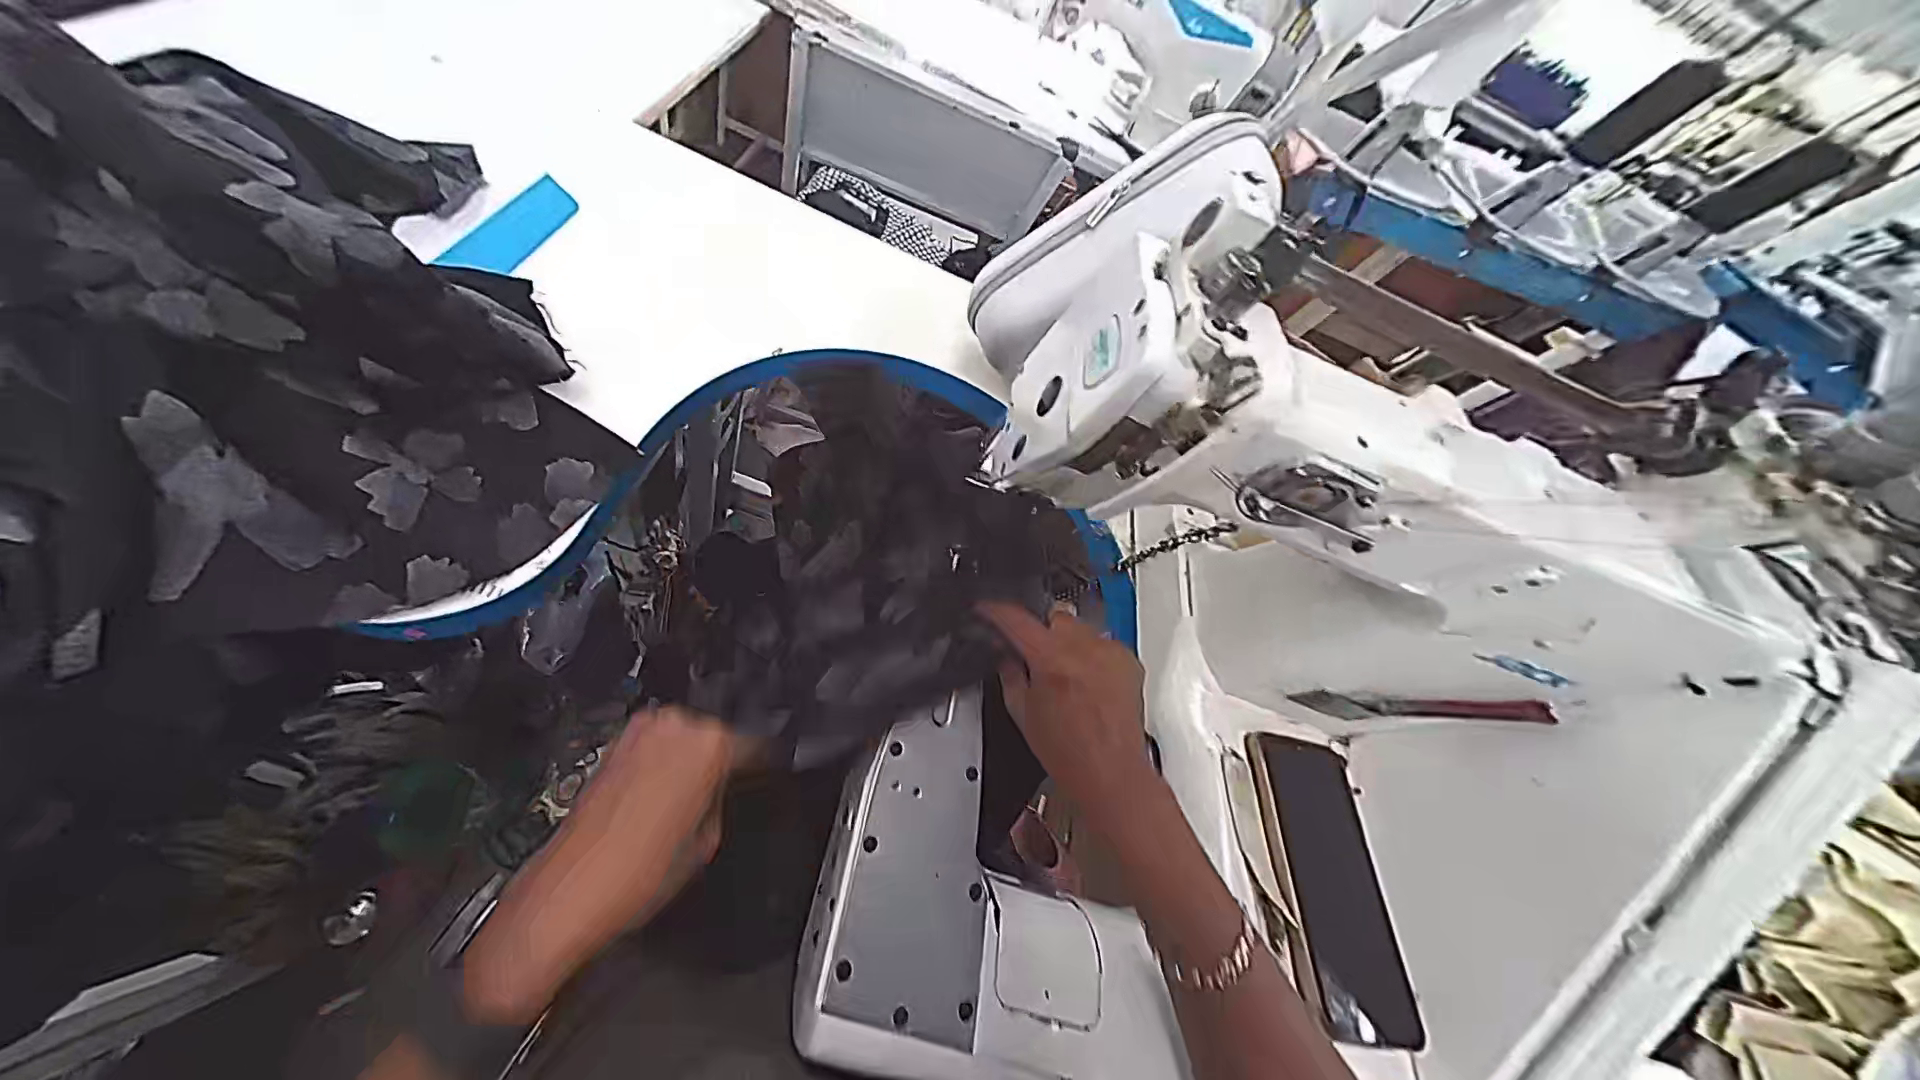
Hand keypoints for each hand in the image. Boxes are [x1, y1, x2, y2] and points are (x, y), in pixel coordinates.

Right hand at [975, 602, 1151, 829]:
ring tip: (1065, 677)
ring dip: (1067, 643)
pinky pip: (1103, 643)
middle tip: (1035, 658)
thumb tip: (1005, 654)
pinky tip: (1087, 682)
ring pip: (1079, 628)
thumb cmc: (1070, 753)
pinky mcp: (1128, 661)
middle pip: (1053, 616)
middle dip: (1040, 632)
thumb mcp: (1022, 712)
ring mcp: (1109, 653)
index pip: (1016, 618)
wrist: (1110, 773)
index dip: (995, 610)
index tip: (989, 609)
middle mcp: (1083, 648)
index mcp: (1051, 659)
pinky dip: (1092, 655)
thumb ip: (1009, 673)